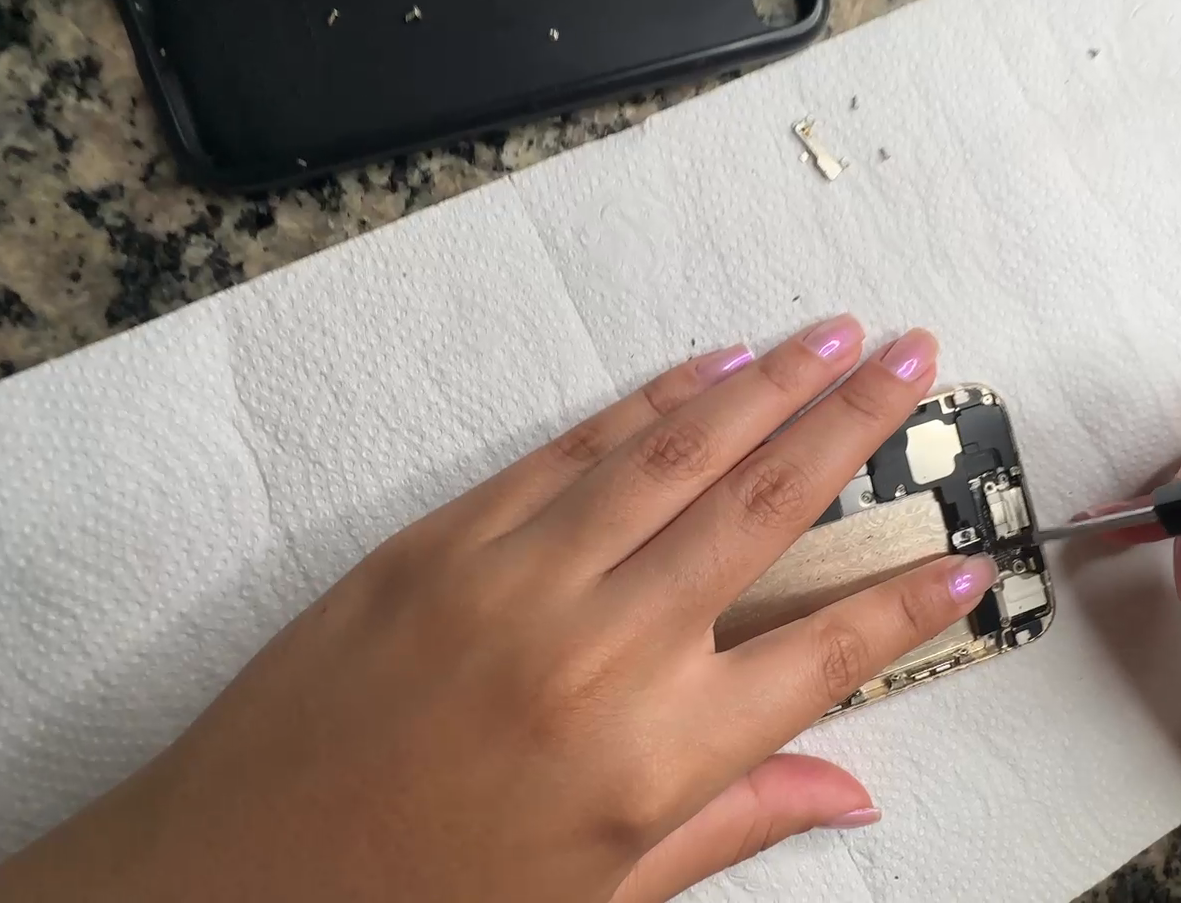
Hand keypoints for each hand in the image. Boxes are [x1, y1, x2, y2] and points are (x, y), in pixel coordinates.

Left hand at [0, 316, 995, 902]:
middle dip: (856, 423)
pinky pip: (579, 446)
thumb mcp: (598, 899)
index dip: (907, 608)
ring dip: (771, 385)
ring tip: (838, 335)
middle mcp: (604, 647)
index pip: (824, 661)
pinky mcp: (452, 533)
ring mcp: (522, 574)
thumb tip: (857, 789)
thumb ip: (735, 823)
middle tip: (916, 355)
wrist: (209, 893)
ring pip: (679, 452)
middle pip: (763, 507)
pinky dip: (658, 398)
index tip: (971, 559)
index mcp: (651, 758)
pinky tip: (716, 361)